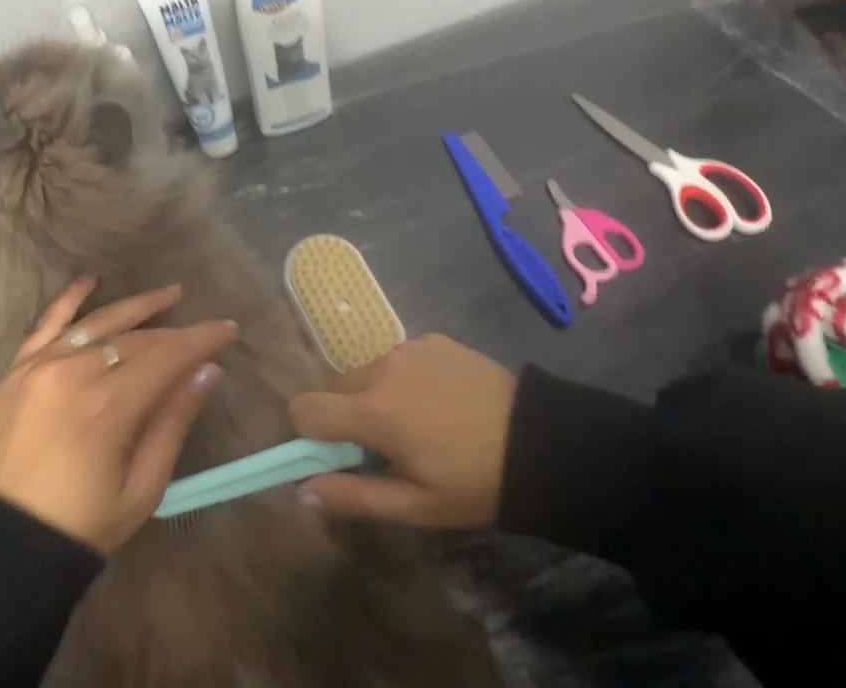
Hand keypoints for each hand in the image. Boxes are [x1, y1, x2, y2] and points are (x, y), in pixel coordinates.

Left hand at [0, 277, 237, 553]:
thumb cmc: (78, 525)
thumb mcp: (140, 490)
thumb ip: (173, 424)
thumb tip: (207, 372)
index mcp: (106, 409)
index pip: (166, 358)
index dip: (201, 340)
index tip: (229, 329)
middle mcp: (73, 375)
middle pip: (135, 341)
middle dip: (174, 333)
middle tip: (204, 332)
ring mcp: (39, 368)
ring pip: (98, 326)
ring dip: (136, 308)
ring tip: (169, 294)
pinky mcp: (16, 371)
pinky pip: (47, 324)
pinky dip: (70, 299)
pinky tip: (91, 280)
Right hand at [288, 334, 515, 526]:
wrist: (544, 444)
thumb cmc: (475, 484)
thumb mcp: (415, 506)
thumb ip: (352, 497)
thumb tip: (301, 489)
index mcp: (373, 411)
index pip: (304, 409)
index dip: (309, 435)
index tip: (337, 457)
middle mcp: (382, 368)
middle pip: (333, 388)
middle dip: (344, 417)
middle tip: (385, 448)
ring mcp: (409, 348)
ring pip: (365, 372)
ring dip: (374, 396)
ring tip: (418, 424)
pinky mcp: (433, 340)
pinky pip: (397, 358)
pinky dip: (403, 379)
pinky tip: (439, 402)